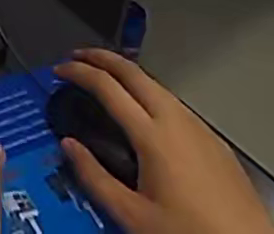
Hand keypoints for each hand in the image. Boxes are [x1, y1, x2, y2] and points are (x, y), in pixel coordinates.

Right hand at [54, 49, 273, 233]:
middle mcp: (175, 120)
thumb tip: (69, 145)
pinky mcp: (213, 140)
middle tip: (78, 56)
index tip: (60, 70)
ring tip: (106, 78)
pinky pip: (172, 101)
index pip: (107, 86)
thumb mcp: (135, 219)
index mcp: (152, 135)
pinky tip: (144, 109)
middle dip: (101, 56)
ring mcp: (198, 127)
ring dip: (125, 72)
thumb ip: (96, 178)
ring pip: (154, 83)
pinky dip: (147, 91)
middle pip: (132, 71)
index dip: (79, 72)